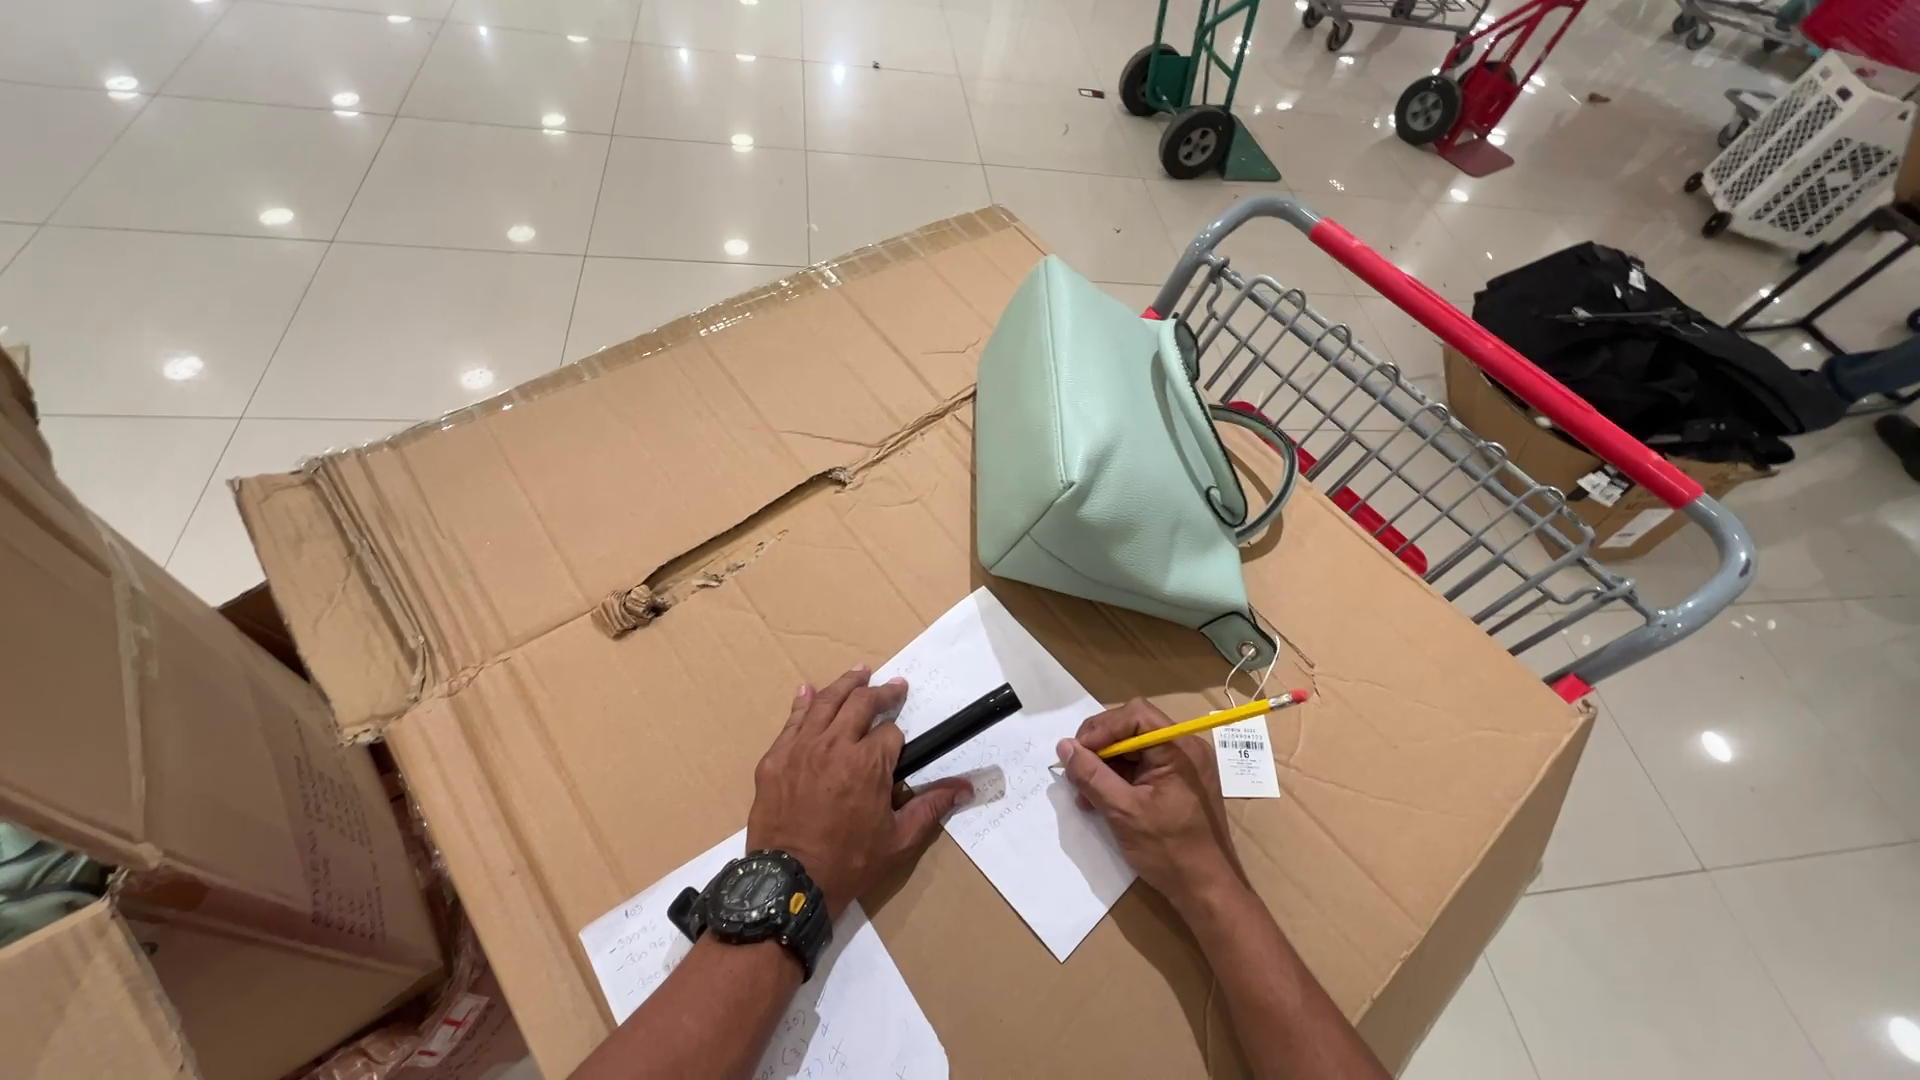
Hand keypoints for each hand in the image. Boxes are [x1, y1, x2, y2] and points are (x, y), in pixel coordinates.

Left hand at [746, 667, 971, 919]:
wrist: (790, 884)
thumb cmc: (849, 863)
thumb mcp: (898, 839)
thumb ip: (931, 806)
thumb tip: (966, 787)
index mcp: (868, 763)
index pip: (890, 732)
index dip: (897, 739)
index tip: (898, 747)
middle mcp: (835, 745)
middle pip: (860, 703)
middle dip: (881, 693)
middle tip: (894, 687)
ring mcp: (801, 749)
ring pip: (825, 703)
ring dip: (845, 685)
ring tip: (859, 672)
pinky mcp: (775, 759)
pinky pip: (791, 721)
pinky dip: (802, 702)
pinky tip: (808, 690)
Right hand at [1056, 699, 1247, 905]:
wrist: (1207, 891)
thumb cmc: (1169, 851)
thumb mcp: (1122, 811)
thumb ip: (1091, 775)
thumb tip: (1064, 747)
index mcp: (1179, 748)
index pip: (1135, 715)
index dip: (1102, 728)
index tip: (1078, 753)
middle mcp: (1185, 748)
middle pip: (1133, 728)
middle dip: (1100, 748)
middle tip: (1076, 772)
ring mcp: (1183, 766)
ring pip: (1134, 749)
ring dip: (1105, 766)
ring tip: (1084, 794)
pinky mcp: (1178, 783)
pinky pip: (1143, 767)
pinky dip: (1119, 779)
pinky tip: (1100, 800)